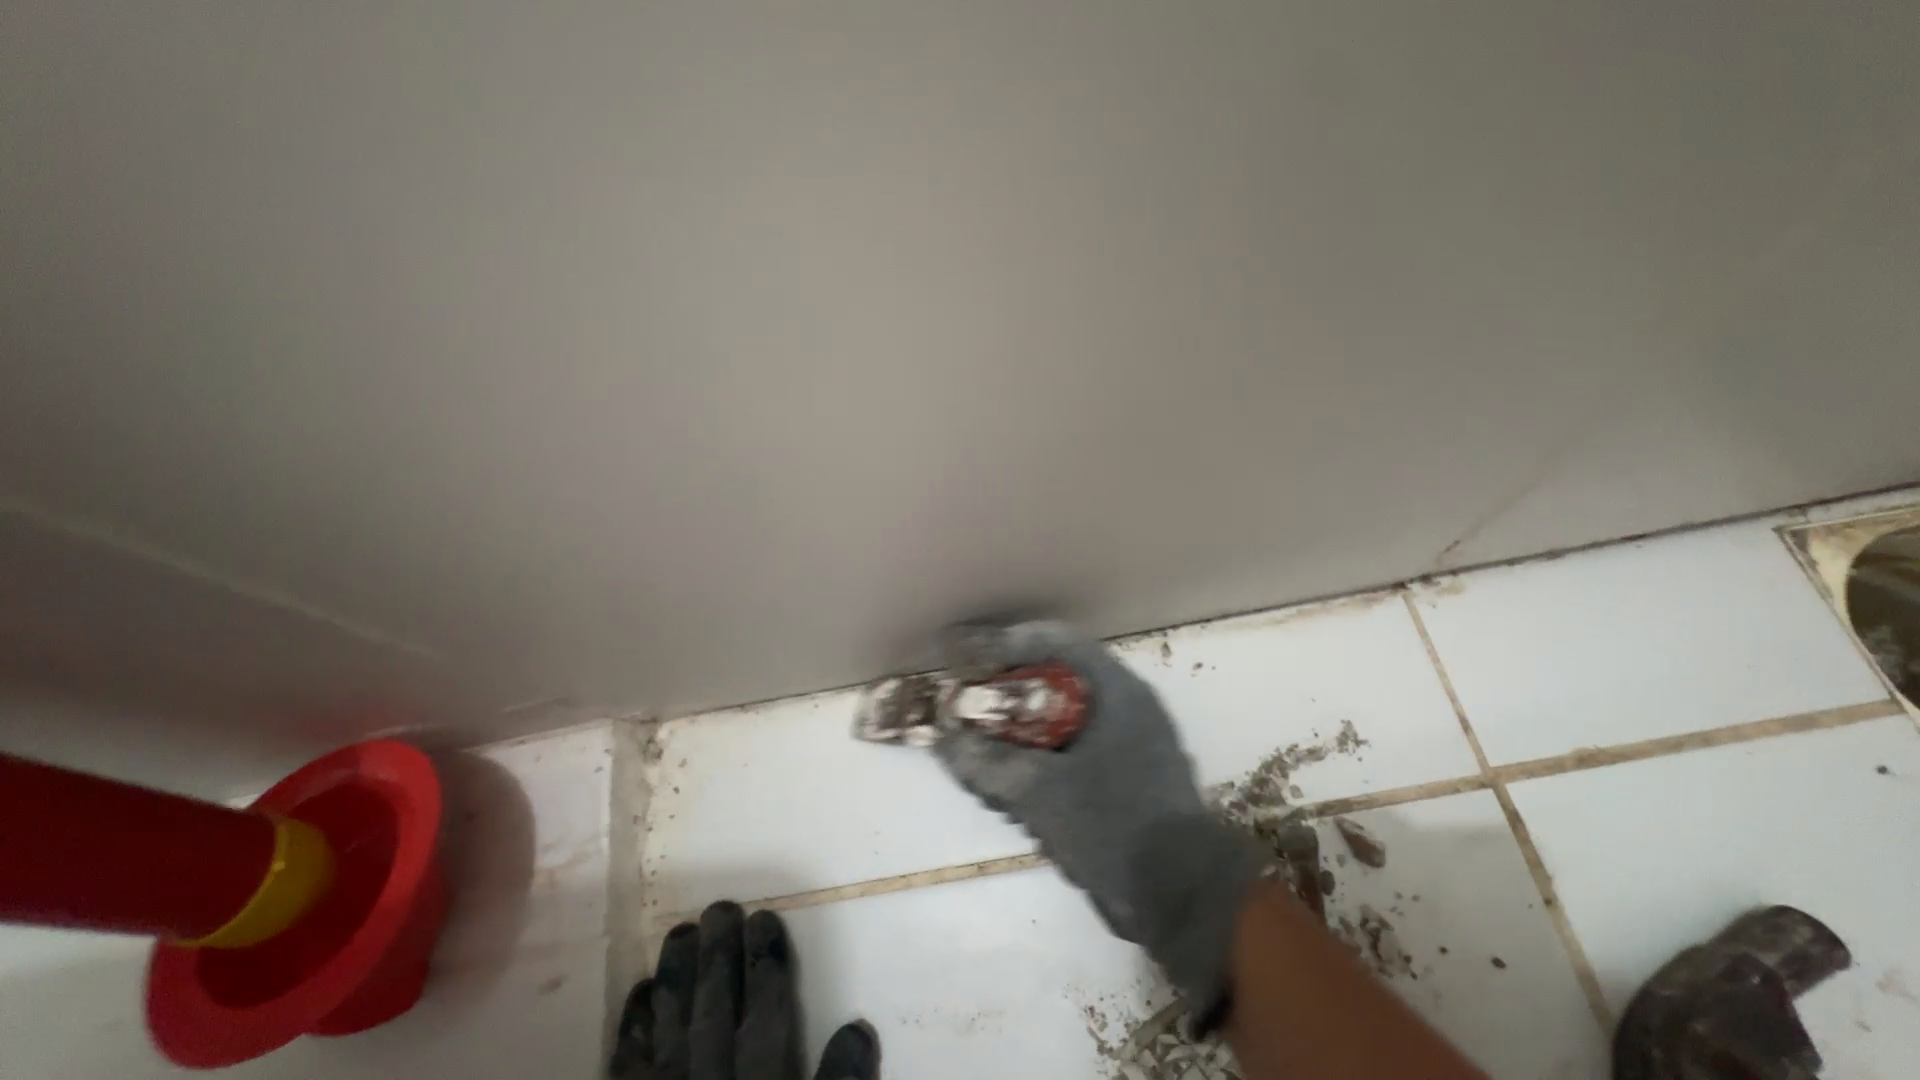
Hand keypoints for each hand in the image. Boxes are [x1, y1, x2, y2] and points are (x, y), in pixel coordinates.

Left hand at [610, 901, 878, 1079]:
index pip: (764, 1015)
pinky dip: (632, 1030)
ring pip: (669, 1028)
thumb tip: (857, 1028)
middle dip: (719, 956)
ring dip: (675, 978)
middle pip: (714, 1010)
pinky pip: (626, 1069)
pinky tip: (638, 995)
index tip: (766, 919)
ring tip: (679, 931)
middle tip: (722, 907)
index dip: (765, 965)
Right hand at [932, 623, 1265, 1030]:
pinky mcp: (1127, 784)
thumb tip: (944, 741)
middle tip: (964, 707)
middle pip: (1056, 682)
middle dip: (1005, 694)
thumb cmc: (1113, 825)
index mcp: (1117, 692)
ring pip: (1062, 723)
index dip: (1004, 646)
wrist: (1180, 897)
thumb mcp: (1041, 793)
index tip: (964, 663)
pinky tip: (1008, 786)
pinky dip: (1038, 763)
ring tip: (977, 747)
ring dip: (1018, 733)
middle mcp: (1127, 709)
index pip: (1054, 643)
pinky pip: (1072, 757)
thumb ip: (989, 764)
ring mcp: (1131, 748)